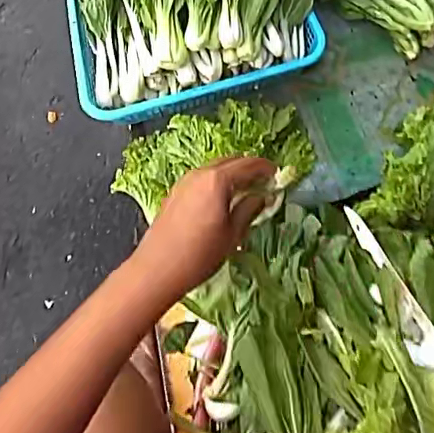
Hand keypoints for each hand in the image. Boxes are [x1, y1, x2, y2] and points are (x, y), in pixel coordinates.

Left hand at [131, 156, 275, 297]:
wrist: (156, 271)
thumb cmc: (199, 255)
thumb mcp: (233, 234)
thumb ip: (250, 209)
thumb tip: (262, 197)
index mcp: (218, 180)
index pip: (249, 165)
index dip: (266, 168)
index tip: (277, 174)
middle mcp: (200, 174)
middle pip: (231, 161)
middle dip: (250, 167)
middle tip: (264, 181)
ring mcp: (185, 182)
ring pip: (215, 168)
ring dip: (233, 174)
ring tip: (245, 190)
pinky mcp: (175, 193)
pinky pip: (202, 178)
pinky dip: (217, 181)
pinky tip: (222, 199)